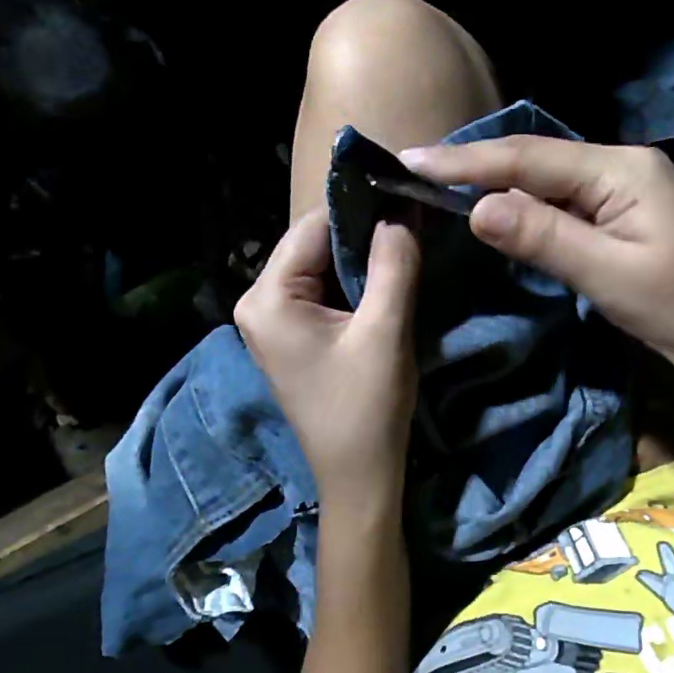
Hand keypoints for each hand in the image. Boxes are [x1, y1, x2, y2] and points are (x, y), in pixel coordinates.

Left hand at [234, 209, 420, 504]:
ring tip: (408, 250)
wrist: (358, 477)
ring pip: (324, 270)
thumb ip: (394, 264)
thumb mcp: (385, 331)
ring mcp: (274, 323)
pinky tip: (389, 285)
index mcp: (267, 297)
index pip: (314, 227)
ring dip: (364, 263)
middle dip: (364, 237)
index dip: (361, 208)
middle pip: (316, 246)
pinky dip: (357, 288)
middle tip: (414, 224)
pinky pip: (326, 295)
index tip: (406, 195)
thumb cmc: (367, 407)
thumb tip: (402, 209)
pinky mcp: (294, 339)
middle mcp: (259, 303)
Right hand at [399, 137, 673, 379]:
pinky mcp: (630, 216)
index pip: (528, 158)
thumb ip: (546, 238)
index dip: (467, 161)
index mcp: (619, 170)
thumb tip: (478, 208)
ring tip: (446, 187)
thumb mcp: (612, 276)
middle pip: (538, 161)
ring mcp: (629, 190)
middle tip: (419, 170)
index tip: (412, 160)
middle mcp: (622, 167)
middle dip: (477, 167)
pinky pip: (570, 204)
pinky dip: (532, 208)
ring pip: (552, 182)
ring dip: (502, 185)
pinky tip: (505, 214)